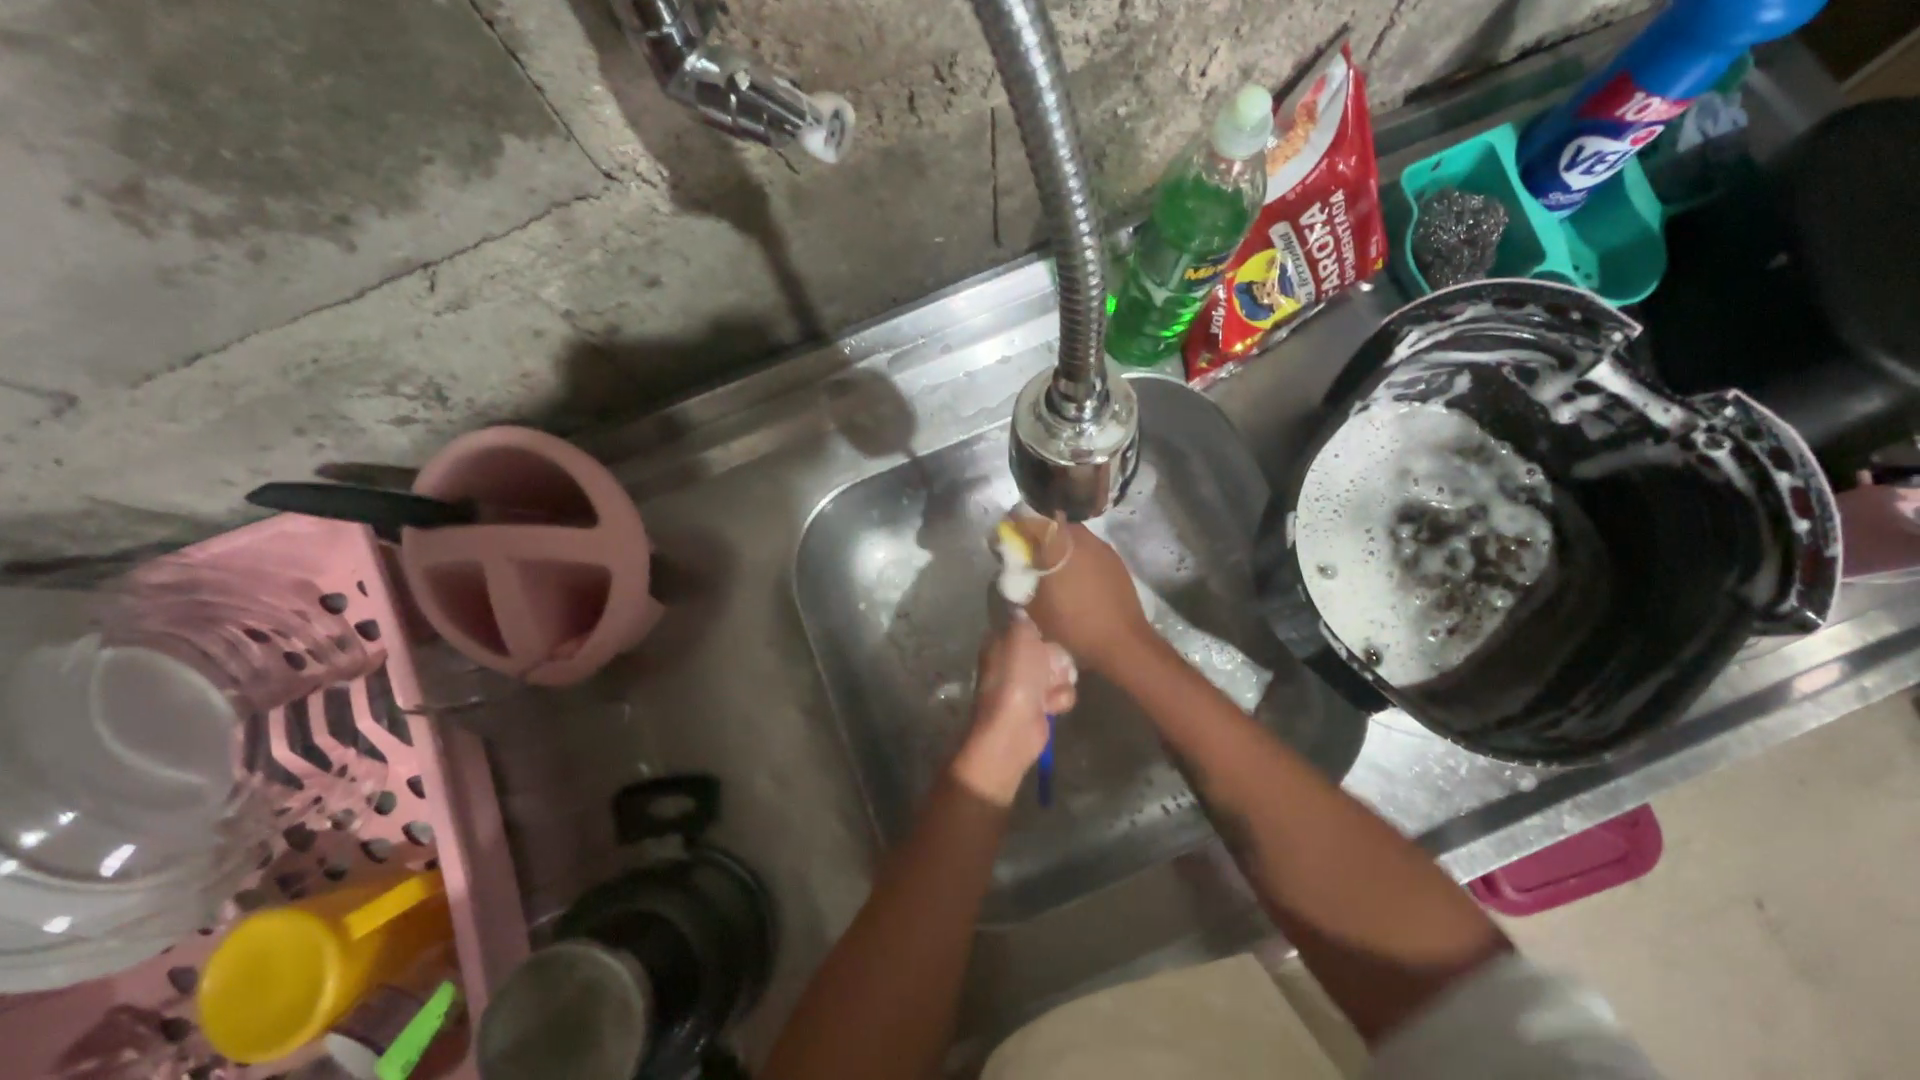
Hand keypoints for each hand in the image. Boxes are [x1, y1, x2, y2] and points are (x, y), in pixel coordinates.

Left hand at [950, 615, 1076, 805]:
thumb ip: (1023, 622)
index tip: (1046, 634)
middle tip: (1050, 665)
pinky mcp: (1040, 706)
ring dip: (1060, 679)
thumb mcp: (1020, 637)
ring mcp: (1025, 686)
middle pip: (1047, 649)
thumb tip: (1020, 612)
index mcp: (1000, 644)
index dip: (1038, 632)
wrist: (1014, 728)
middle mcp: (1011, 663)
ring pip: (1058, 670)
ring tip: (1051, 689)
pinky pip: (1061, 693)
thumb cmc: (1015, 678)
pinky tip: (1052, 706)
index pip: (1025, 628)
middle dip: (1054, 657)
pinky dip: (1059, 699)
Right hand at [1009, 516, 1154, 675]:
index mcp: (1057, 544)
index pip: (1030, 520)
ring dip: (1061, 545)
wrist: (1122, 642)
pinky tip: (1076, 578)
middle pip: (1054, 524)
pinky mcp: (1116, 560)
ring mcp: (1102, 547)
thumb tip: (1015, 571)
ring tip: (1054, 567)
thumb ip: (1021, 583)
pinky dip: (1078, 556)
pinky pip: (1090, 550)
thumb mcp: (1034, 608)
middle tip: (1030, 553)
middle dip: (1040, 534)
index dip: (1015, 525)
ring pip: (1074, 536)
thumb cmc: (1073, 625)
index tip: (1007, 536)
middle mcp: (1081, 537)